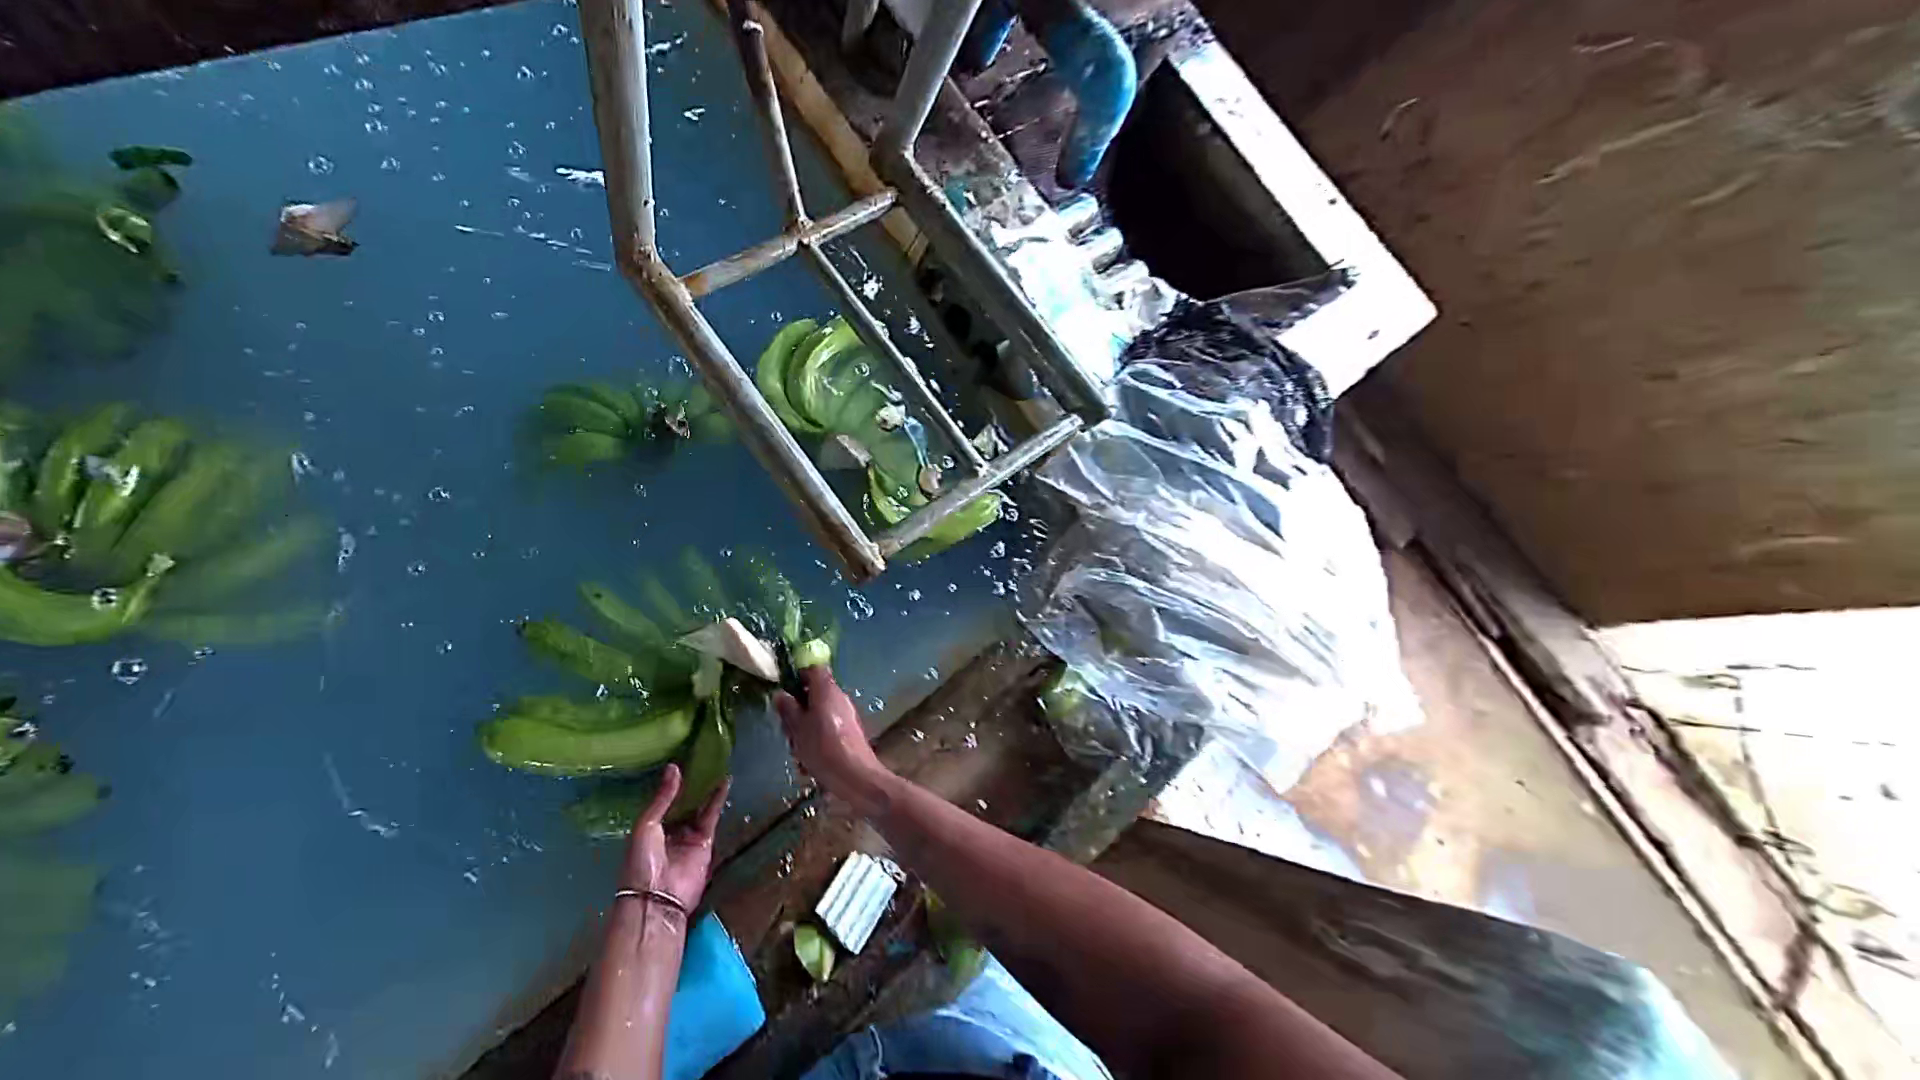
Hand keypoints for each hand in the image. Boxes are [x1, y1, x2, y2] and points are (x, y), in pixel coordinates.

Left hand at [620, 764, 730, 912]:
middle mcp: (669, 829)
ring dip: (706, 787)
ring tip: (715, 763)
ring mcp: (688, 835)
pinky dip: (718, 798)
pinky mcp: (706, 840)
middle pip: (682, 801)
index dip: (671, 782)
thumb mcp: (646, 825)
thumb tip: (673, 767)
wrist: (659, 897)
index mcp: (649, 827)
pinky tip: (724, 781)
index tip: (680, 759)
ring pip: (699, 805)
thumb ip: (662, 797)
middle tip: (700, 757)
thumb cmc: (641, 861)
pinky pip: (712, 815)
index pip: (662, 800)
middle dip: (690, 783)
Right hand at [773, 664, 893, 814]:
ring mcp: (847, 715)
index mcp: (827, 690)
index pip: (813, 669)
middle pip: (814, 695)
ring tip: (799, 753)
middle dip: (798, 713)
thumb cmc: (823, 748)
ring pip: (818, 716)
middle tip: (789, 733)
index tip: (785, 695)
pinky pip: (827, 730)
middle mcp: (839, 698)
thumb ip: (788, 709)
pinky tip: (810, 764)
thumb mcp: (797, 728)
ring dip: (805, 732)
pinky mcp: (850, 733)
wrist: (856, 776)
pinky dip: (817, 742)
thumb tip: (781, 694)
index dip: (798, 677)